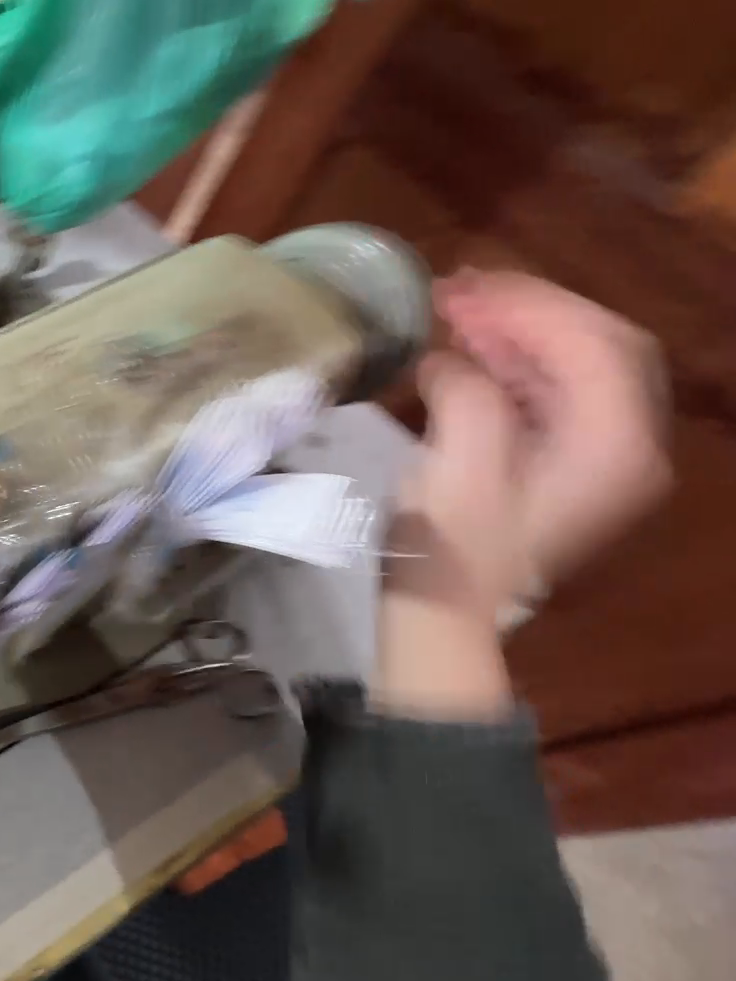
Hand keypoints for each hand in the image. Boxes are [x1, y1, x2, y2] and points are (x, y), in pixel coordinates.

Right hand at [375, 271, 670, 717]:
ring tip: (457, 313)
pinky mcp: (560, 464)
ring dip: (518, 334)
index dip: (531, 306)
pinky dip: (511, 366)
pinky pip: (549, 395)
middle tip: (460, 289)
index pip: (592, 345)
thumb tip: (450, 361)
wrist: (445, 609)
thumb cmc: (450, 545)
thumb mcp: (456, 466)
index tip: (465, 284)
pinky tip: (467, 355)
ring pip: (573, 368)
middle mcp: (621, 442)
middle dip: (530, 311)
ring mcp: (594, 454)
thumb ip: (467, 396)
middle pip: (595, 349)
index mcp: (610, 443)